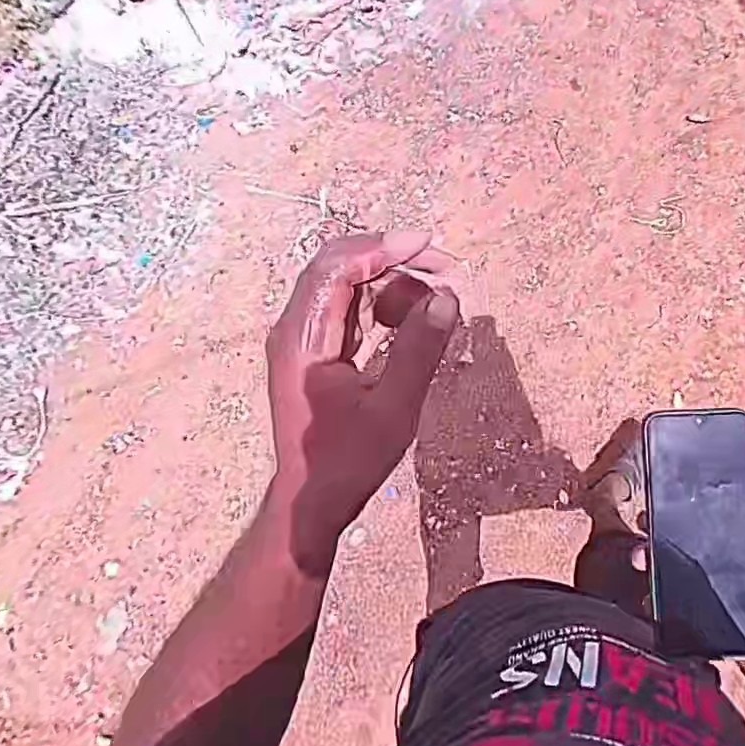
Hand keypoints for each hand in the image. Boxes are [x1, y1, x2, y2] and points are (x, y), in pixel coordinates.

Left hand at [265, 231, 458, 570]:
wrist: (311, 500)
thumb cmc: (347, 461)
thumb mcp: (393, 409)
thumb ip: (419, 350)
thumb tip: (447, 299)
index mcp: (303, 338)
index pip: (335, 269)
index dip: (382, 248)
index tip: (427, 245)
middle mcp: (297, 328)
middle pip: (342, 267)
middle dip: (395, 260)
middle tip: (444, 270)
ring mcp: (306, 337)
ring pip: (351, 285)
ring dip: (396, 285)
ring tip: (438, 305)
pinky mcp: (320, 348)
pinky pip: (355, 309)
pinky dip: (388, 306)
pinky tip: (416, 322)